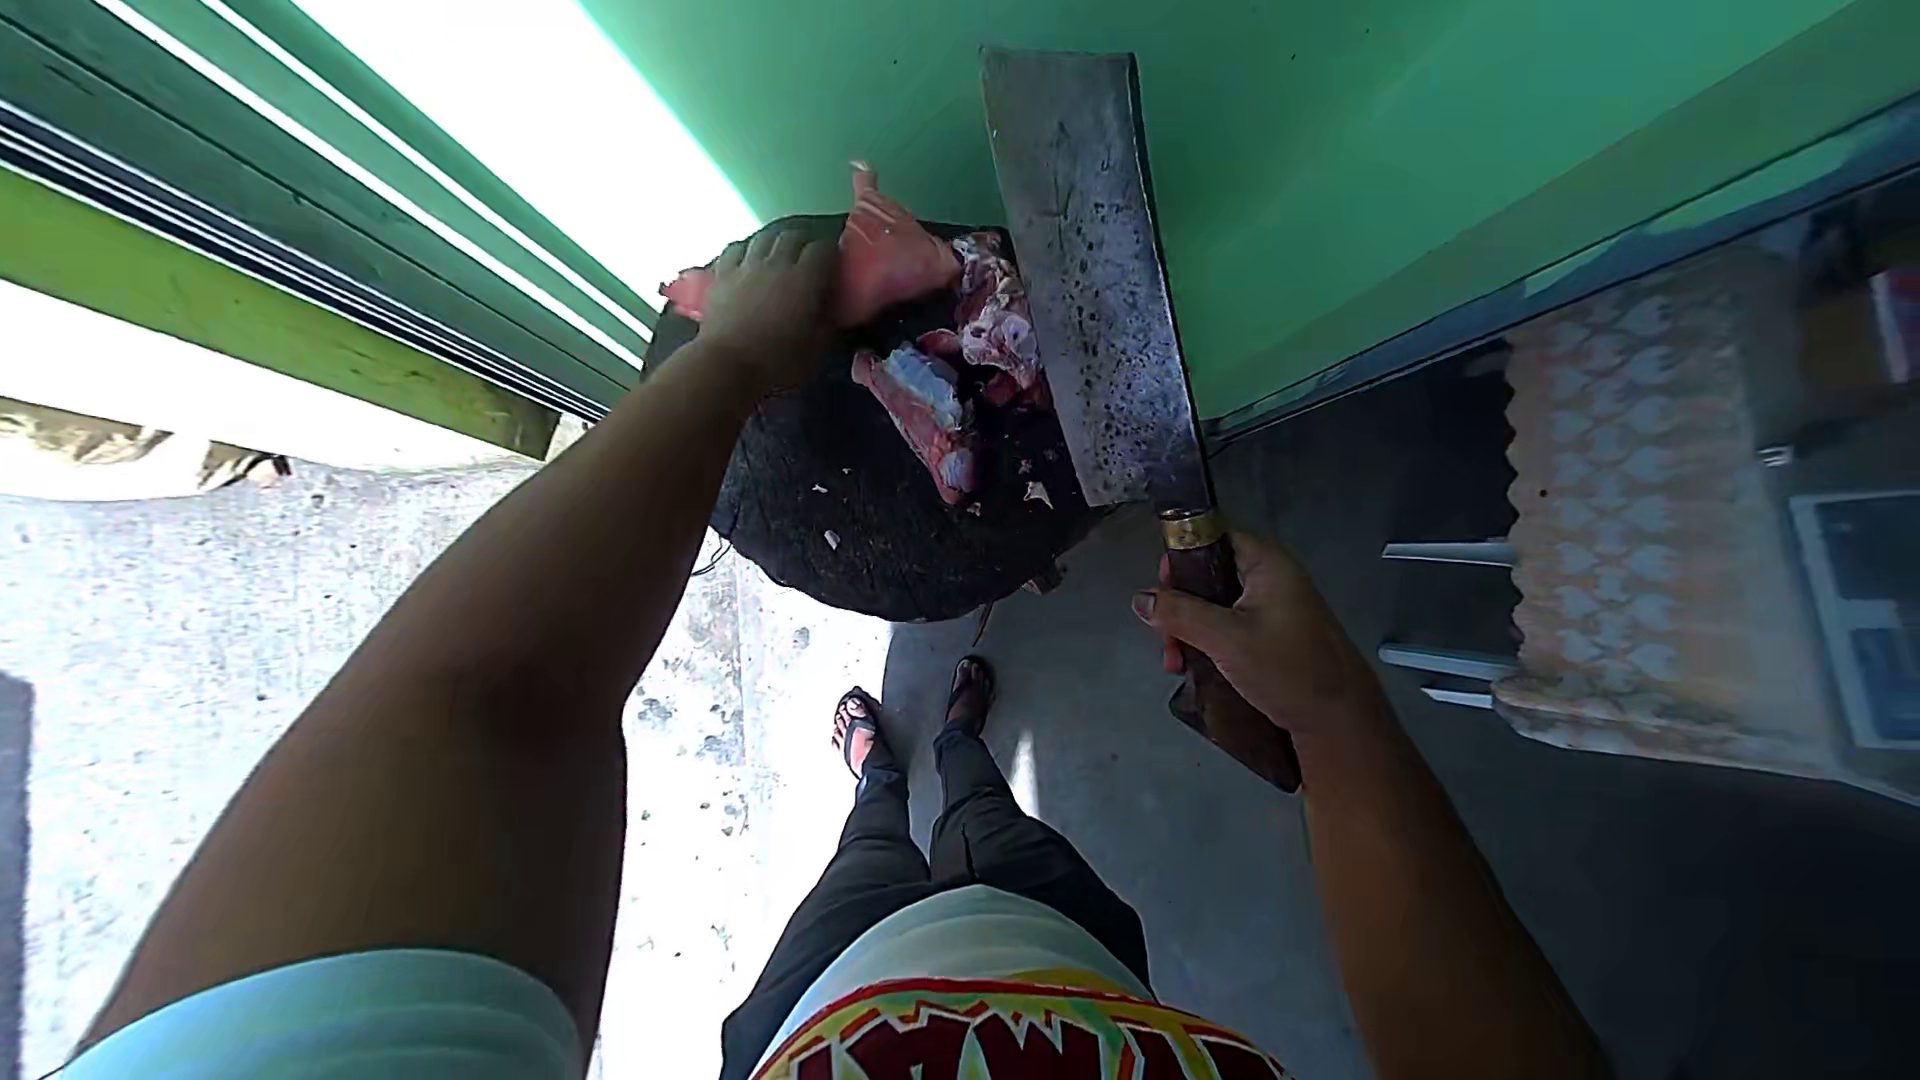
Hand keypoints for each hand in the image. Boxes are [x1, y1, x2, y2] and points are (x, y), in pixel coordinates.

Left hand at [698, 228, 840, 391]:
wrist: (728, 364)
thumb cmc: (779, 360)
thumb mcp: (817, 348)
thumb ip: (829, 323)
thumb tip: (834, 309)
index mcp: (804, 279)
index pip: (823, 250)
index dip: (832, 253)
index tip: (836, 264)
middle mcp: (776, 262)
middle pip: (793, 236)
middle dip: (804, 243)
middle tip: (809, 259)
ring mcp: (746, 265)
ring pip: (764, 237)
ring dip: (776, 242)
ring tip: (780, 255)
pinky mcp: (722, 274)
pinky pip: (736, 249)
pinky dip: (747, 250)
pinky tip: (749, 259)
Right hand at [1133, 532, 1386, 738]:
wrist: (1340, 726)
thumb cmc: (1289, 669)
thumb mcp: (1226, 638)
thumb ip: (1179, 614)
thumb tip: (1140, 599)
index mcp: (1266, 564)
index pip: (1214, 538)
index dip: (1182, 557)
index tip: (1161, 588)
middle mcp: (1268, 580)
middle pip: (1206, 576)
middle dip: (1177, 606)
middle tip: (1165, 635)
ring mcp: (1270, 610)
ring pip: (1210, 607)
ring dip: (1185, 631)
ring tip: (1176, 663)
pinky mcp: (1268, 638)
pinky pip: (1223, 629)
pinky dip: (1203, 645)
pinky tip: (1190, 669)